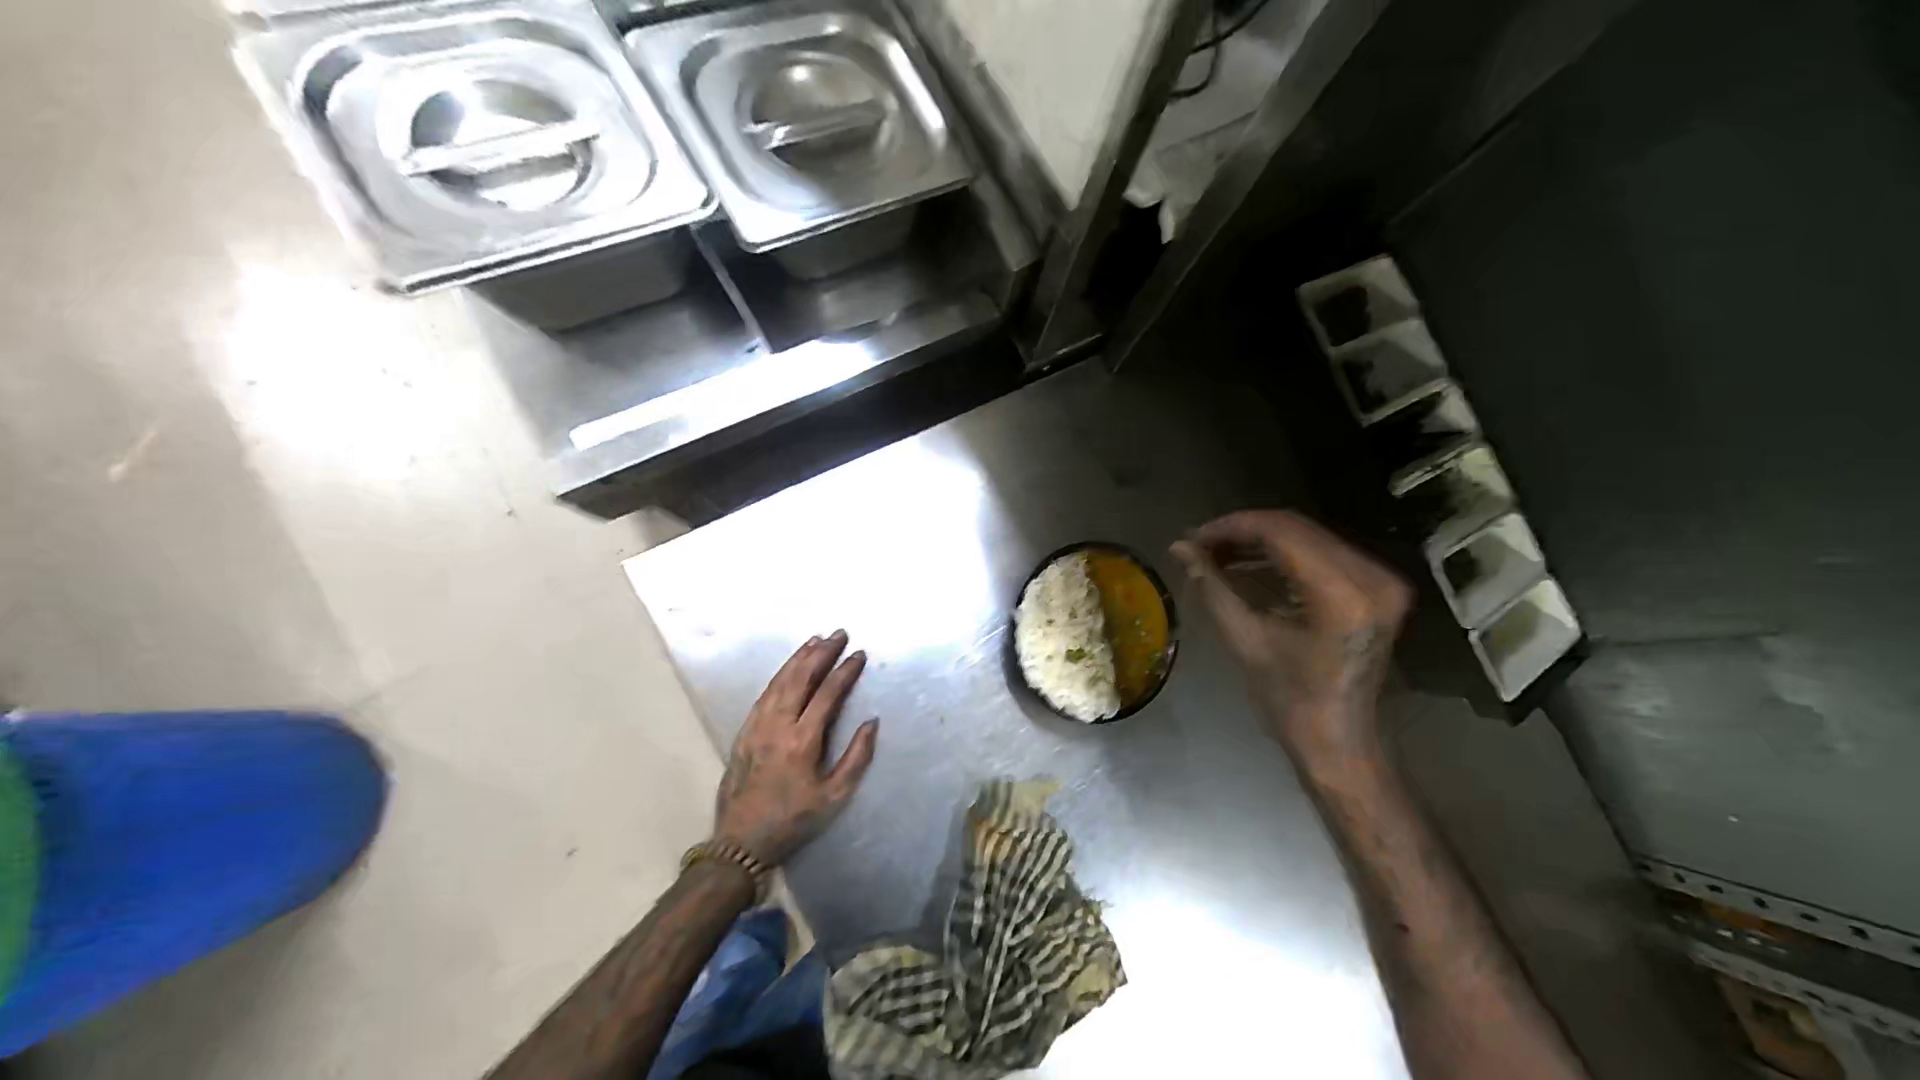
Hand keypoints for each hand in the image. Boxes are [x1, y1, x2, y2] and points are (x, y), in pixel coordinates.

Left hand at [713, 631, 878, 866]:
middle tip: (839, 633)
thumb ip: (856, 758)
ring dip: (799, 658)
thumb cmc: (793, 820)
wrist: (741, 841)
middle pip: (801, 678)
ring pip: (780, 681)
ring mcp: (757, 725)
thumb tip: (871, 722)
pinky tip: (789, 667)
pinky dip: (780, 674)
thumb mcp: (834, 797)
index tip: (859, 654)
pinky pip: (764, 693)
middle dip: (822, 653)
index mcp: (802, 741)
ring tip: (816, 640)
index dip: (845, 671)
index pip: (828, 694)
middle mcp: (777, 725)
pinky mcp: (744, 731)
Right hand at [1171, 511, 1410, 760]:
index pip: (1280, 533)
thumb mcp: (1244, 638)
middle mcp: (1370, 577)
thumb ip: (1212, 584)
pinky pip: (1323, 552)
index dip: (1231, 527)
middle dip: (1243, 531)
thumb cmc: (1288, 699)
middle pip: (1296, 529)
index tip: (1194, 536)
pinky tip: (1249, 562)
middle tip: (1201, 544)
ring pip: (1308, 536)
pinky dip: (1284, 553)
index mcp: (1340, 594)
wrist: (1338, 738)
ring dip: (1261, 540)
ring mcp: (1380, 580)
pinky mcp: (1378, 587)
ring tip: (1218, 554)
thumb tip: (1179, 546)